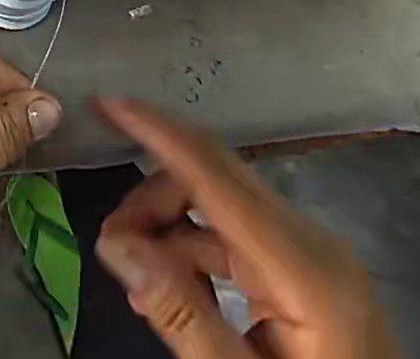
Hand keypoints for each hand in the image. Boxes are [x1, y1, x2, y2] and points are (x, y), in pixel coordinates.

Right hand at [95, 97, 399, 358]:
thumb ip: (180, 315)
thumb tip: (117, 245)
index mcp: (305, 267)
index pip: (217, 176)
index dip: (159, 132)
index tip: (109, 104)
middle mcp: (310, 239)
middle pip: (216, 179)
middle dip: (154, 193)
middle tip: (111, 239)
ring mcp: (309, 249)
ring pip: (221, 204)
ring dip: (170, 224)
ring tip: (133, 270)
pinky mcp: (303, 265)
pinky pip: (236, 235)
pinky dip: (194, 248)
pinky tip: (167, 282)